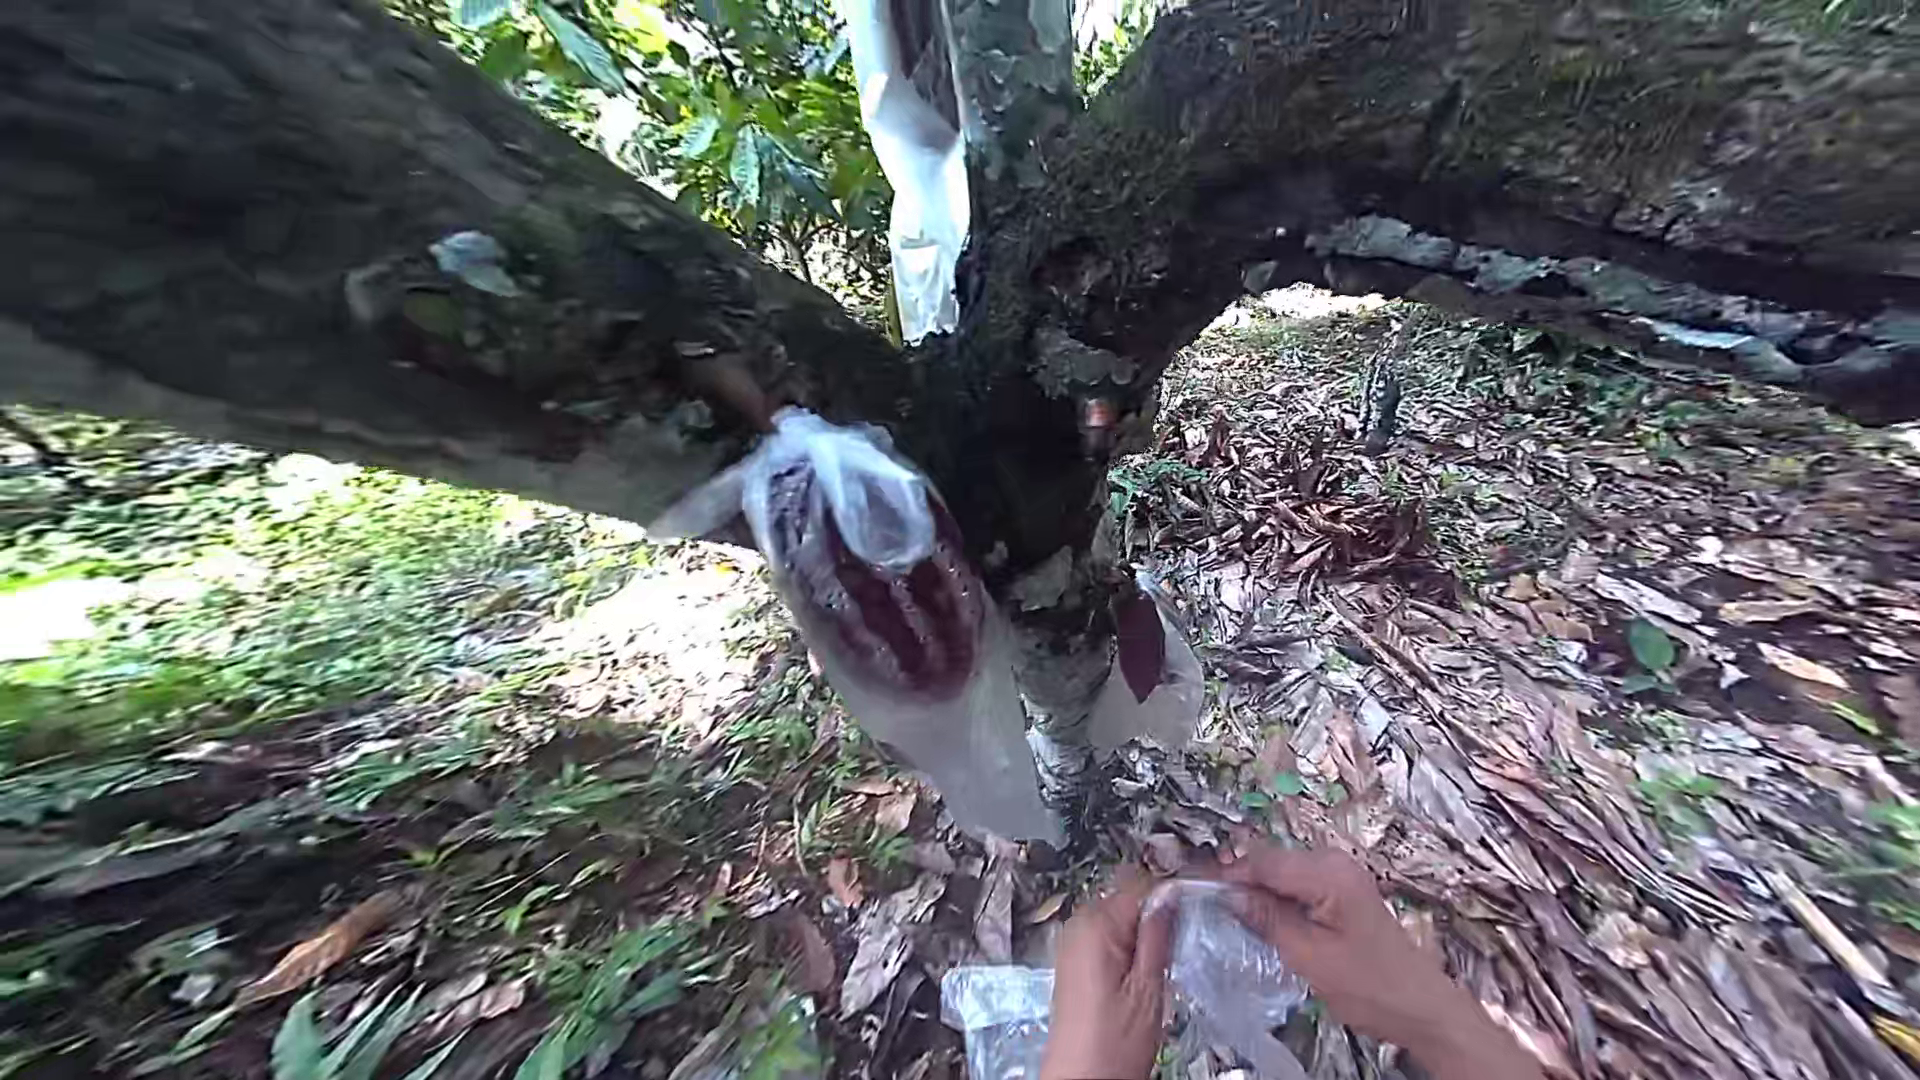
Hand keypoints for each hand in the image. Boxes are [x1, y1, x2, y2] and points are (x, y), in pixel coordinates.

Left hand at [1041, 867, 1176, 1079]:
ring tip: (1157, 966)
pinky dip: (1124, 944)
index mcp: (1097, 922)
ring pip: (1117, 915)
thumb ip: (1157, 937)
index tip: (1190, 908)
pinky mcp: (1073, 956)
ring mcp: (1073, 937)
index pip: (1138, 884)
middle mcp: (1080, 920)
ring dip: (1140, 931)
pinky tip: (1137, 974)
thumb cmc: (1115, 1043)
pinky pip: (1105, 934)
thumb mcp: (1147, 991)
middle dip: (1153, 914)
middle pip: (1126, 896)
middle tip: (1176, 946)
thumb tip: (1169, 893)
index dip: (1167, 892)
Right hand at [1220, 845, 1541, 1079]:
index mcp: (1327, 872)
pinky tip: (1267, 912)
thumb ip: (1266, 918)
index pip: (1263, 861)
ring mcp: (1339, 870)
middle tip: (1214, 899)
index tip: (1198, 883)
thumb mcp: (1309, 957)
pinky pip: (1296, 877)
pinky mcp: (1342, 884)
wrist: (1427, 1012)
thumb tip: (1227, 892)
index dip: (1229, 872)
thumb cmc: (1369, 987)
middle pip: (1271, 859)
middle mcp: (1333, 860)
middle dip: (1242, 877)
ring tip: (1235, 908)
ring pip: (1281, 867)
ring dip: (1258, 885)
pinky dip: (1277, 891)